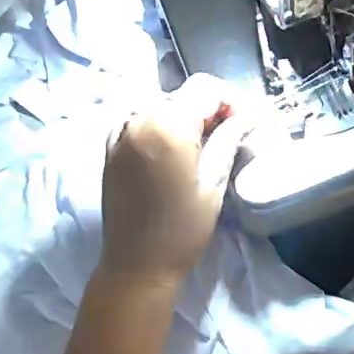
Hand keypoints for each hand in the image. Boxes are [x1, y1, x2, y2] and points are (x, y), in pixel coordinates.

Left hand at [99, 75, 254, 287]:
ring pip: (159, 106)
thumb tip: (244, 116)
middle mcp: (139, 119)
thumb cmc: (182, 230)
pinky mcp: (109, 149)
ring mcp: (119, 133)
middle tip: (227, 137)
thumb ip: (227, 140)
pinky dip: (158, 126)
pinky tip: (171, 151)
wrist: (136, 265)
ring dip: (182, 117)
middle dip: (207, 108)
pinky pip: (138, 122)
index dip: (229, 100)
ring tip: (200, 147)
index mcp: (167, 125)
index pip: (205, 88)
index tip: (242, 124)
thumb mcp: (213, 184)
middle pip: (181, 95)